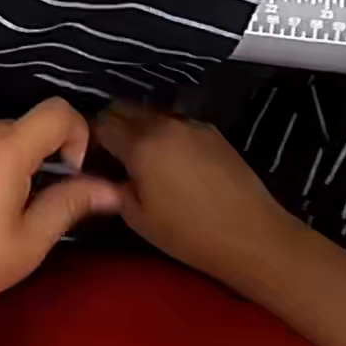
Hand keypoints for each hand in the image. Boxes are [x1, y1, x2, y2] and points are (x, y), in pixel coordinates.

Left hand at [0, 98, 123, 320]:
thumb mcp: (28, 241)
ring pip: (0, 137)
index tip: (70, 174)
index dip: (78, 134)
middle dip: (42, 160)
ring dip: (11, 164)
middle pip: (28, 128)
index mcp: (7, 144)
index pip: (58, 110)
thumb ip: (70, 204)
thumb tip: (111, 187)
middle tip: (31, 210)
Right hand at [95, 102, 297, 276]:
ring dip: (137, 126)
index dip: (90, 139)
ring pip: (149, 112)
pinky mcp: (210, 129)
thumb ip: (112, 188)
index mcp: (140, 145)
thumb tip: (96, 174)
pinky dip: (164, 132)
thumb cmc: (191, 235)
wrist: (255, 237)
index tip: (91, 158)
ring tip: (142, 156)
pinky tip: (172, 159)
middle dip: (111, 125)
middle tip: (111, 154)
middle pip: (122, 108)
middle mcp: (161, 124)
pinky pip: (175, 121)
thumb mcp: (139, 219)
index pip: (101, 124)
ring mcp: (188, 124)